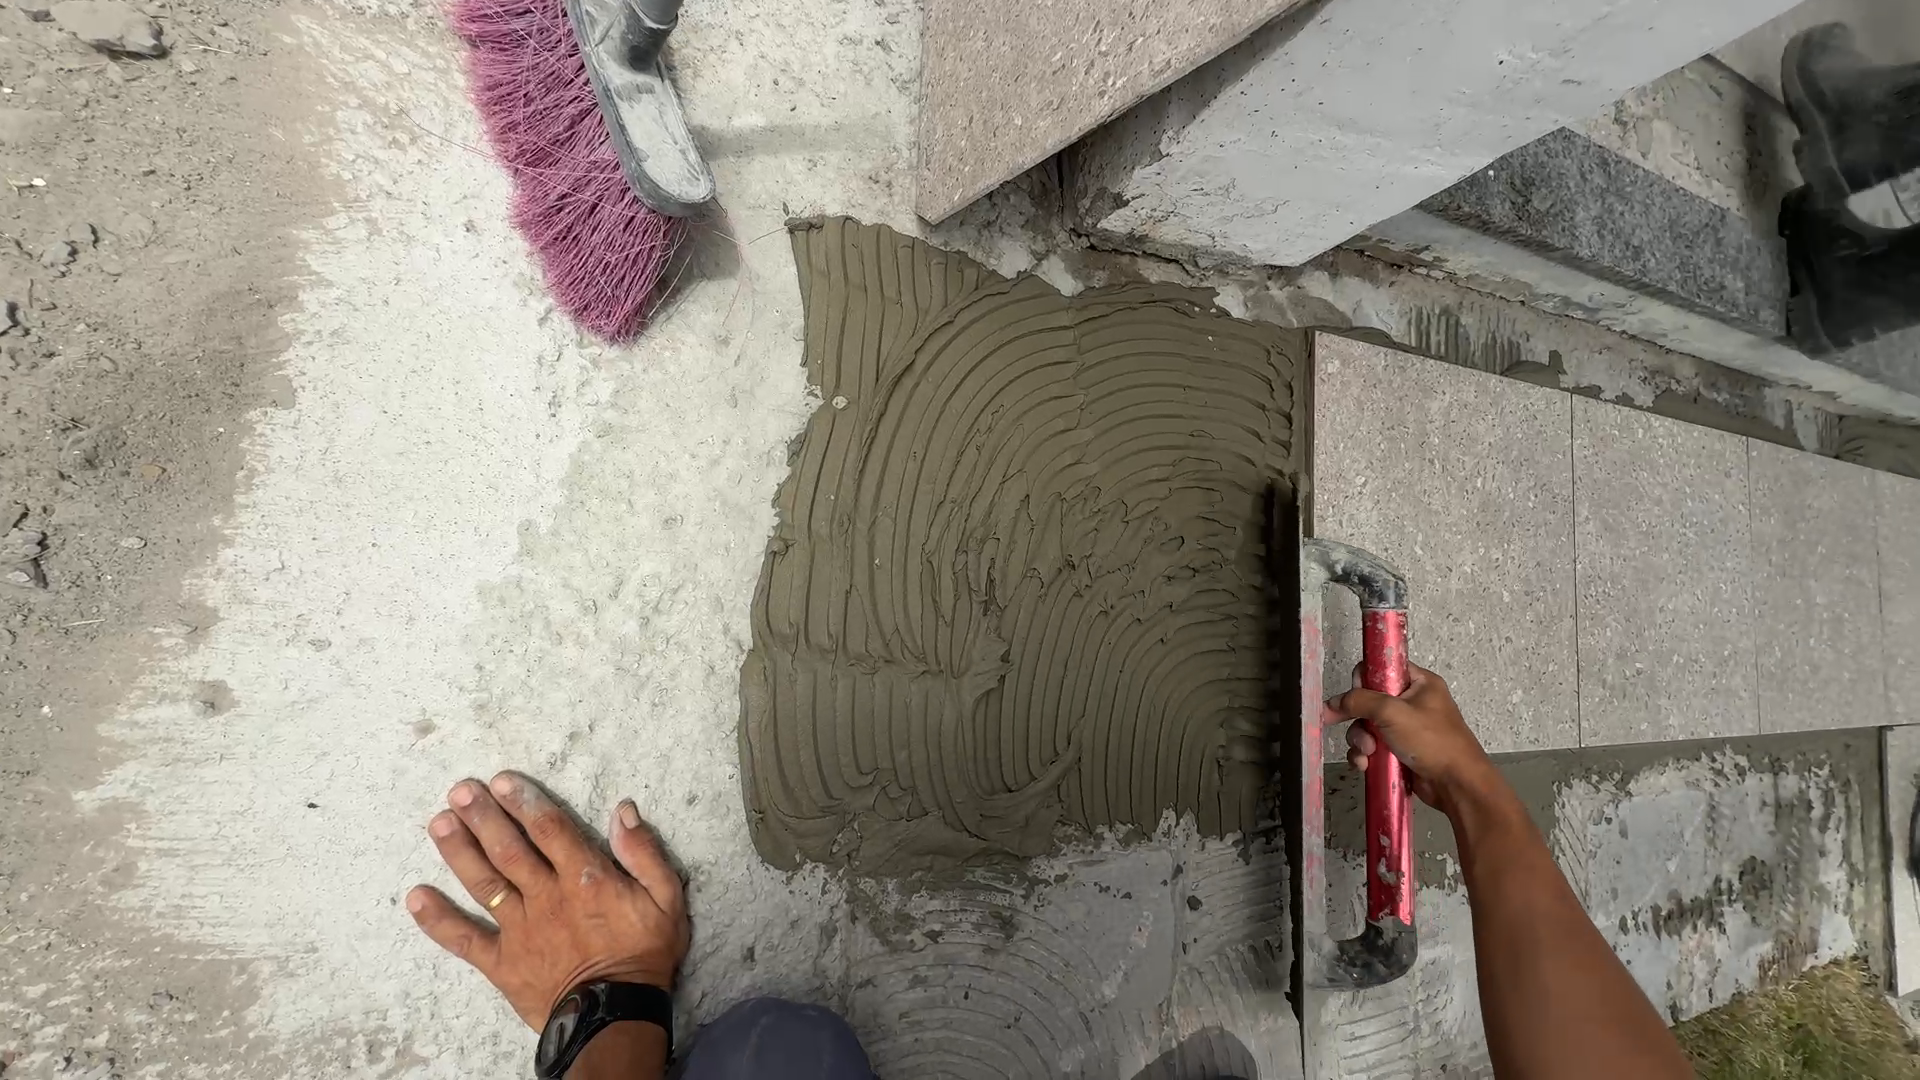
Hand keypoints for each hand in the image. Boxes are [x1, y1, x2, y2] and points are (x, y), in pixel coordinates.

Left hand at [406, 771, 690, 1030]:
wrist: (615, 1012)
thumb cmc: (645, 948)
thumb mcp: (666, 895)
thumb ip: (644, 852)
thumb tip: (624, 811)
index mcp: (584, 877)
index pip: (550, 829)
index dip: (524, 802)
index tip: (501, 780)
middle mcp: (545, 896)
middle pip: (510, 849)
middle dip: (483, 817)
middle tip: (459, 791)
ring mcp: (519, 929)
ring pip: (484, 883)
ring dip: (459, 852)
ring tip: (438, 823)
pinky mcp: (501, 962)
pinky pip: (464, 939)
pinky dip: (438, 920)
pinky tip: (417, 897)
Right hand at [1327, 663, 1493, 812]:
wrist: (1457, 786)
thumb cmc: (1432, 742)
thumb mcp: (1392, 712)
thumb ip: (1359, 701)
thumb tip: (1332, 703)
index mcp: (1419, 683)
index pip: (1381, 668)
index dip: (1364, 681)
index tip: (1359, 697)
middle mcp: (1412, 701)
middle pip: (1367, 699)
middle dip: (1357, 717)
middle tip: (1339, 722)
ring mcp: (1405, 727)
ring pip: (1366, 724)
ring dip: (1360, 739)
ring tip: (1368, 752)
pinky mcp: (1399, 749)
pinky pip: (1371, 744)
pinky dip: (1364, 754)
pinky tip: (1365, 764)